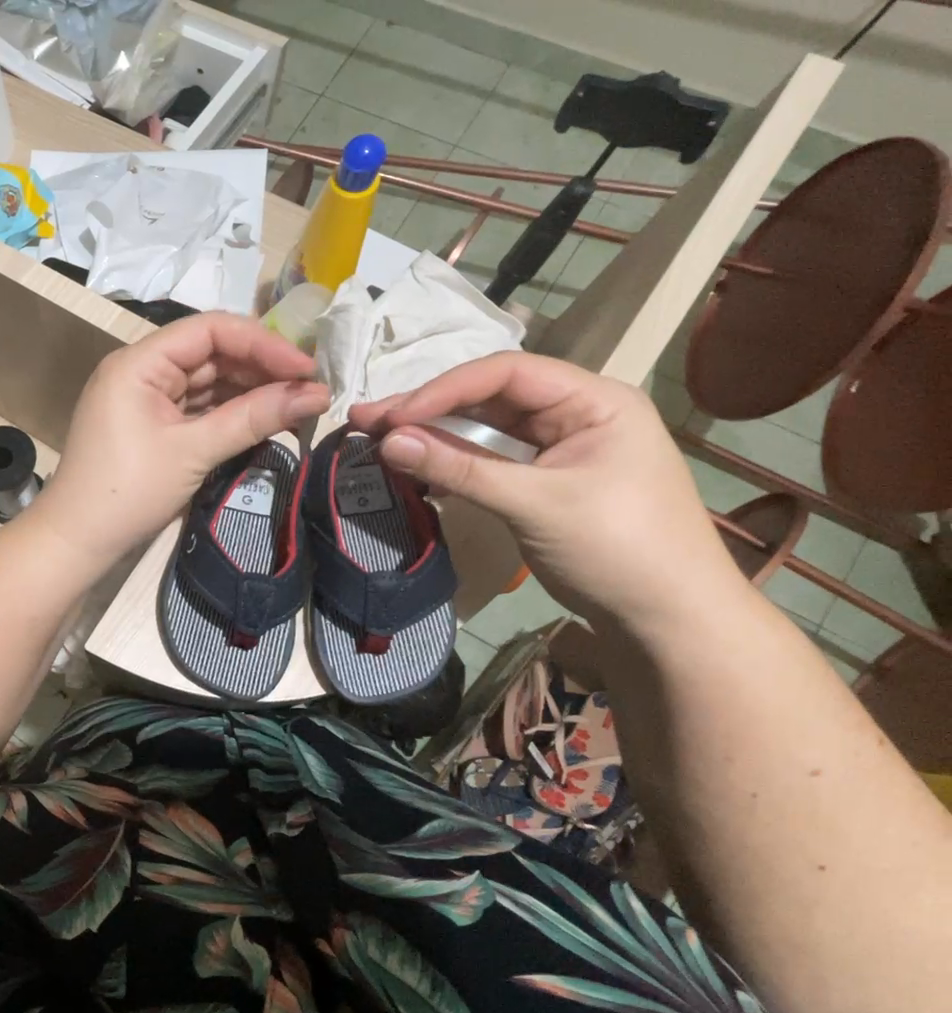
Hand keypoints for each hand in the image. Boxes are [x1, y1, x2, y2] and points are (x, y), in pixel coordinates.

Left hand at [31, 314, 329, 568]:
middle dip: (261, 368)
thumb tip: (318, 394)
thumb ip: (254, 417)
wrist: (76, 540)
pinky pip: (196, 407)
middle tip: (311, 390)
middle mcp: (140, 370)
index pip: (209, 330)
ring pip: (206, 381)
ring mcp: (143, 398)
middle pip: (210, 353)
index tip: (306, 367)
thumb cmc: (128, 492)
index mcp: (138, 363)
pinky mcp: (149, 425)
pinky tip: (265, 420)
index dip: (262, 342)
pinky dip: (229, 413)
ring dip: (250, 391)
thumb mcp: (193, 451)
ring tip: (299, 406)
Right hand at [348, 352, 738, 631]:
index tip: (391, 416)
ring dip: (431, 436)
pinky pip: (486, 461)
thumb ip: (460, 468)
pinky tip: (412, 469)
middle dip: (426, 409)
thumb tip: (386, 441)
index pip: (505, 373)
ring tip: (376, 442)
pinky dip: (449, 464)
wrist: (667, 619)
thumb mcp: (535, 503)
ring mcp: (556, 450)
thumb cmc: (618, 548)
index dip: (443, 388)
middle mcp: (574, 414)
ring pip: (482, 430)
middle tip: (365, 421)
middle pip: (488, 397)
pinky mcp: (541, 483)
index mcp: (593, 400)